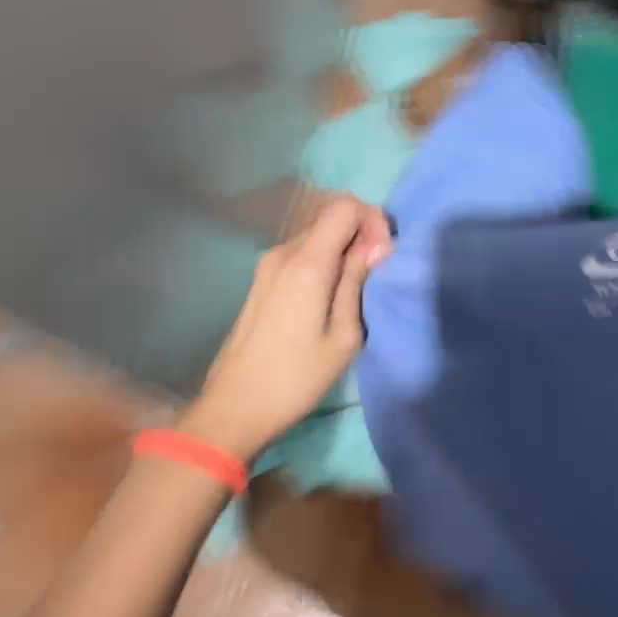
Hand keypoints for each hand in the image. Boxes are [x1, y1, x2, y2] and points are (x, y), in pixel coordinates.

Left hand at [180, 197, 391, 459]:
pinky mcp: (262, 281)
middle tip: (378, 272)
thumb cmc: (296, 379)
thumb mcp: (344, 337)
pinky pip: (303, 253)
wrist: (233, 410)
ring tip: (357, 287)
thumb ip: (357, 283)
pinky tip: (331, 295)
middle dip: (362, 234)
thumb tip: (375, 247)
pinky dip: (326, 260)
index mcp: (306, 264)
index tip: (384, 255)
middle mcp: (283, 254)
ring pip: (317, 235)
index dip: (372, 220)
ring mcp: (268, 266)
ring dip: (344, 249)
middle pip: (330, 217)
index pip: (344, 206)